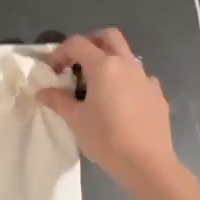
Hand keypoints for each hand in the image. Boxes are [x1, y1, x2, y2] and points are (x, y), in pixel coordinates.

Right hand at [36, 29, 177, 187]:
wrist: (146, 163)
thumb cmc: (106, 138)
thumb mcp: (75, 120)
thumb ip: (57, 101)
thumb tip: (42, 92)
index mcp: (104, 66)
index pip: (77, 44)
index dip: (60, 53)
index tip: (52, 71)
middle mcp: (127, 65)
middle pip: (108, 36)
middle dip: (89, 43)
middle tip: (76, 63)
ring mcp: (145, 78)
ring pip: (126, 56)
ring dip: (108, 61)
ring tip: (96, 87)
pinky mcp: (157, 94)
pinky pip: (139, 78)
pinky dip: (125, 82)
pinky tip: (120, 103)